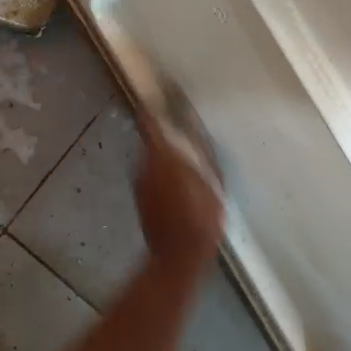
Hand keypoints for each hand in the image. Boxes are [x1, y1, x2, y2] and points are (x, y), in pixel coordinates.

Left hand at [133, 117, 223, 272]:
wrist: (178, 257)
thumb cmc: (200, 218)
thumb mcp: (211, 183)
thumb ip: (202, 154)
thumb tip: (194, 132)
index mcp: (162, 156)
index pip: (149, 123)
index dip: (151, 107)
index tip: (155, 94)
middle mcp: (144, 165)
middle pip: (151, 140)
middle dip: (164, 134)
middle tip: (182, 130)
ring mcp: (139, 182)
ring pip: (150, 159)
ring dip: (164, 156)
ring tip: (185, 160)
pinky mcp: (140, 199)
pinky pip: (151, 176)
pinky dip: (162, 174)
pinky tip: (179, 184)